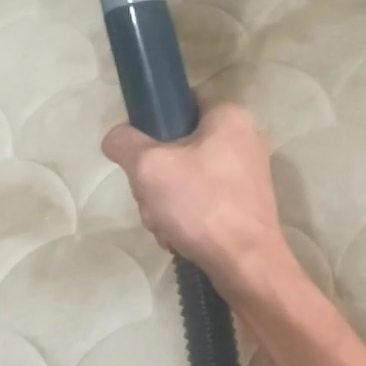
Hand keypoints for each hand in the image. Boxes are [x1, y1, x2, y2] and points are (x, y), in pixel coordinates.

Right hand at [102, 102, 297, 294]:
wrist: (246, 263)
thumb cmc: (202, 204)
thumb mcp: (149, 167)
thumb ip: (125, 143)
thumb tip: (117, 138)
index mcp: (229, 115)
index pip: (180, 102)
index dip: (152, 126)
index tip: (139, 154)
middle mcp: (244, 137)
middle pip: (178, 146)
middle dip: (155, 178)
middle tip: (151, 199)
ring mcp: (248, 172)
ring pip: (186, 177)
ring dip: (165, 202)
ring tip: (165, 224)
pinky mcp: (246, 203)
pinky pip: (203, 199)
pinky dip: (185, 217)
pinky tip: (178, 237)